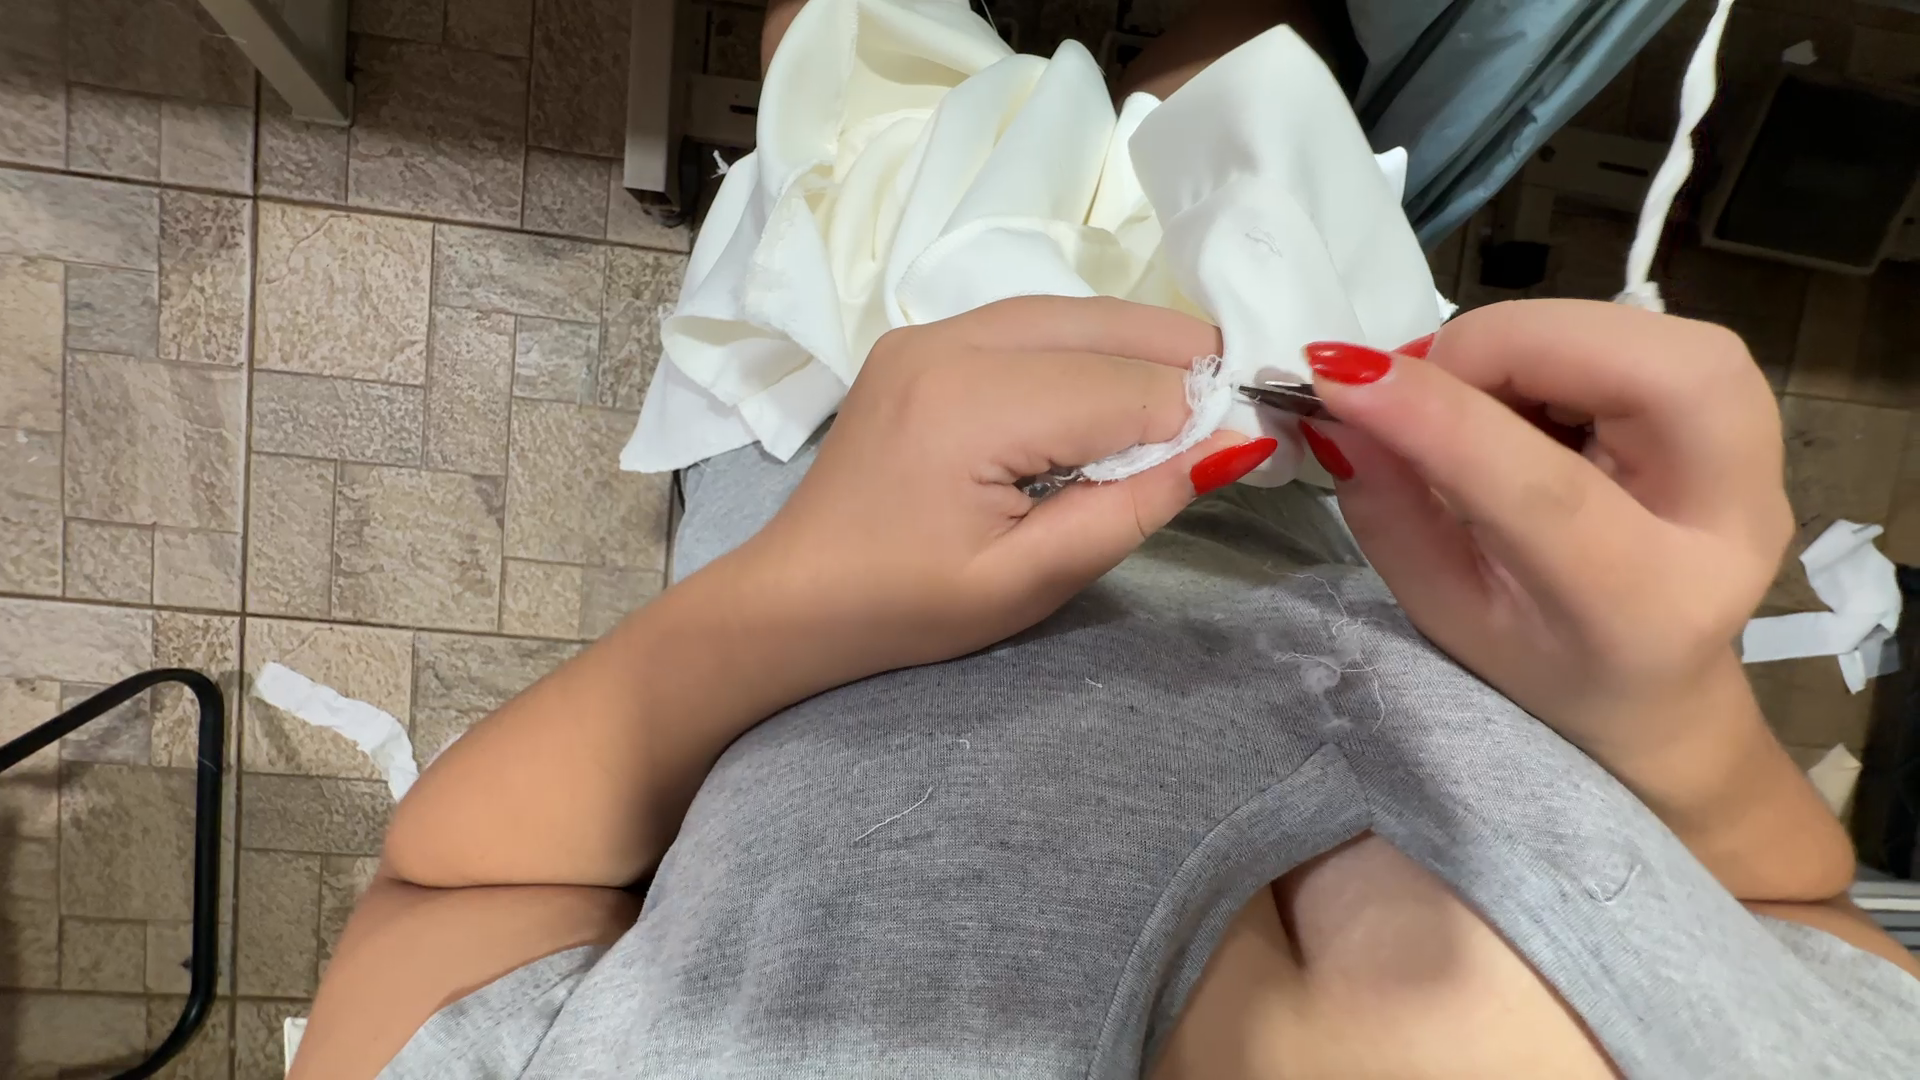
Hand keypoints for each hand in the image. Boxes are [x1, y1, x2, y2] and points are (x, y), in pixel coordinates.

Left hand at [717, 296, 1275, 698]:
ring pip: (1067, 311)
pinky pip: (1025, 324)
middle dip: (1179, 357)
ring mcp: (924, 333)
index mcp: (972, 406)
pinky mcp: (916, 343)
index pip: (1124, 389)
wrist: (795, 598)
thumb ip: (1130, 508)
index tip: (1250, 442)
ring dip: (1135, 345)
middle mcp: (947, 342)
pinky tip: (1106, 386)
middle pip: (1101, 324)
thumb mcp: (1027, 580)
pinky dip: (1081, 348)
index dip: (1195, 414)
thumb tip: (1227, 445)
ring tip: (1188, 390)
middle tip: (1237, 398)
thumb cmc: (905, 609)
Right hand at [1295, 299, 1792, 756]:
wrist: (1651, 685)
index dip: (1430, 415)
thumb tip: (1341, 415)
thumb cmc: (1528, 659)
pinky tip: (1503, 393)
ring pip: (1654, 336)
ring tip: (1455, 393)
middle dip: (1503, 347)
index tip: (1334, 378)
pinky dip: (1543, 344)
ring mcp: (1761, 462)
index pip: (1538, 486)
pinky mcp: (1747, 418)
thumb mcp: (1435, 606)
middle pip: (1659, 371)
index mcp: (1635, 603)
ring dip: (1522, 342)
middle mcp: (1731, 521)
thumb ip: (1387, 512)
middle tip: (1414, 384)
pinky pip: (1642, 338)